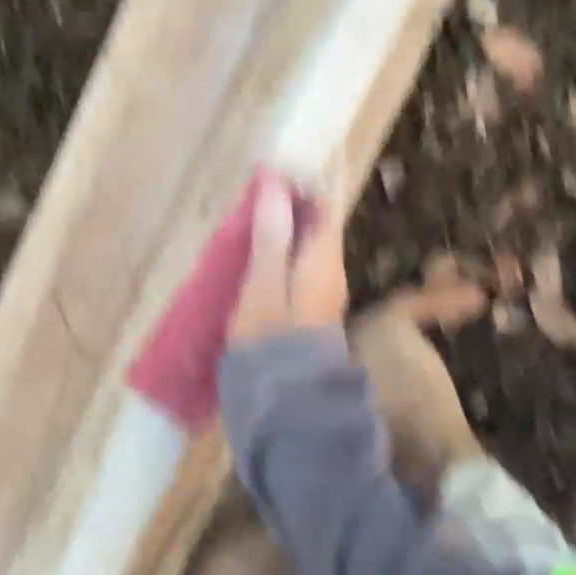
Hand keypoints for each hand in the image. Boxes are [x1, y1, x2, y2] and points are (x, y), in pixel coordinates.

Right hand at [227, 172, 347, 344]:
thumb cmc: (271, 343)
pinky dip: (278, 251)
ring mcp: (321, 293)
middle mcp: (330, 271)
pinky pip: (297, 265)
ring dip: (280, 227)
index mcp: (324, 260)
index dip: (300, 182)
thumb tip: (276, 182)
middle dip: (288, 201)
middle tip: (251, 191)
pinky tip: (253, 257)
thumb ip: (271, 234)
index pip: (324, 204)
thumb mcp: (263, 285)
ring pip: (305, 245)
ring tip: (245, 219)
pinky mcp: (308, 310)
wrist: (285, 405)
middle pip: (316, 223)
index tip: (269, 169)